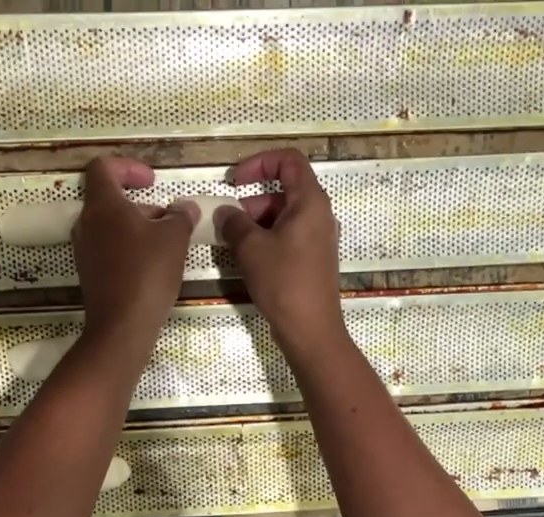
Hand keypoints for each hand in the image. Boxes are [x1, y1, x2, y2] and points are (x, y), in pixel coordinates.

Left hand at [72, 156, 198, 353]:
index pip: (103, 167)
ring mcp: (84, 251)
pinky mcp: (89, 274)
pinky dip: (129, 249)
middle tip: (168, 220)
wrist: (121, 326)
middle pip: (110, 200)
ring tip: (165, 246)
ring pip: (110, 227)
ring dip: (137, 228)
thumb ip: (181, 216)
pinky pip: (109, 250)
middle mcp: (86, 223)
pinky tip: (152, 268)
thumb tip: (185, 207)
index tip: (152, 182)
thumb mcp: (174, 239)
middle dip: (141, 204)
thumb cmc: (147, 274)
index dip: (128, 167)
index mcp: (102, 205)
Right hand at [216, 149, 348, 354]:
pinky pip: (289, 237)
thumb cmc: (283, 282)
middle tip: (229, 223)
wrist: (311, 329)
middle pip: (284, 191)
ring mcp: (319, 238)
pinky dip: (268, 240)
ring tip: (235, 244)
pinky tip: (250, 259)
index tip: (235, 181)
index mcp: (310, 201)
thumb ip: (234, 223)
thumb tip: (224, 212)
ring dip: (257, 223)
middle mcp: (320, 215)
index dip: (259, 162)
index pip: (288, 160)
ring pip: (284, 217)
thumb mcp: (251, 248)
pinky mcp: (314, 260)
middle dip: (252, 201)